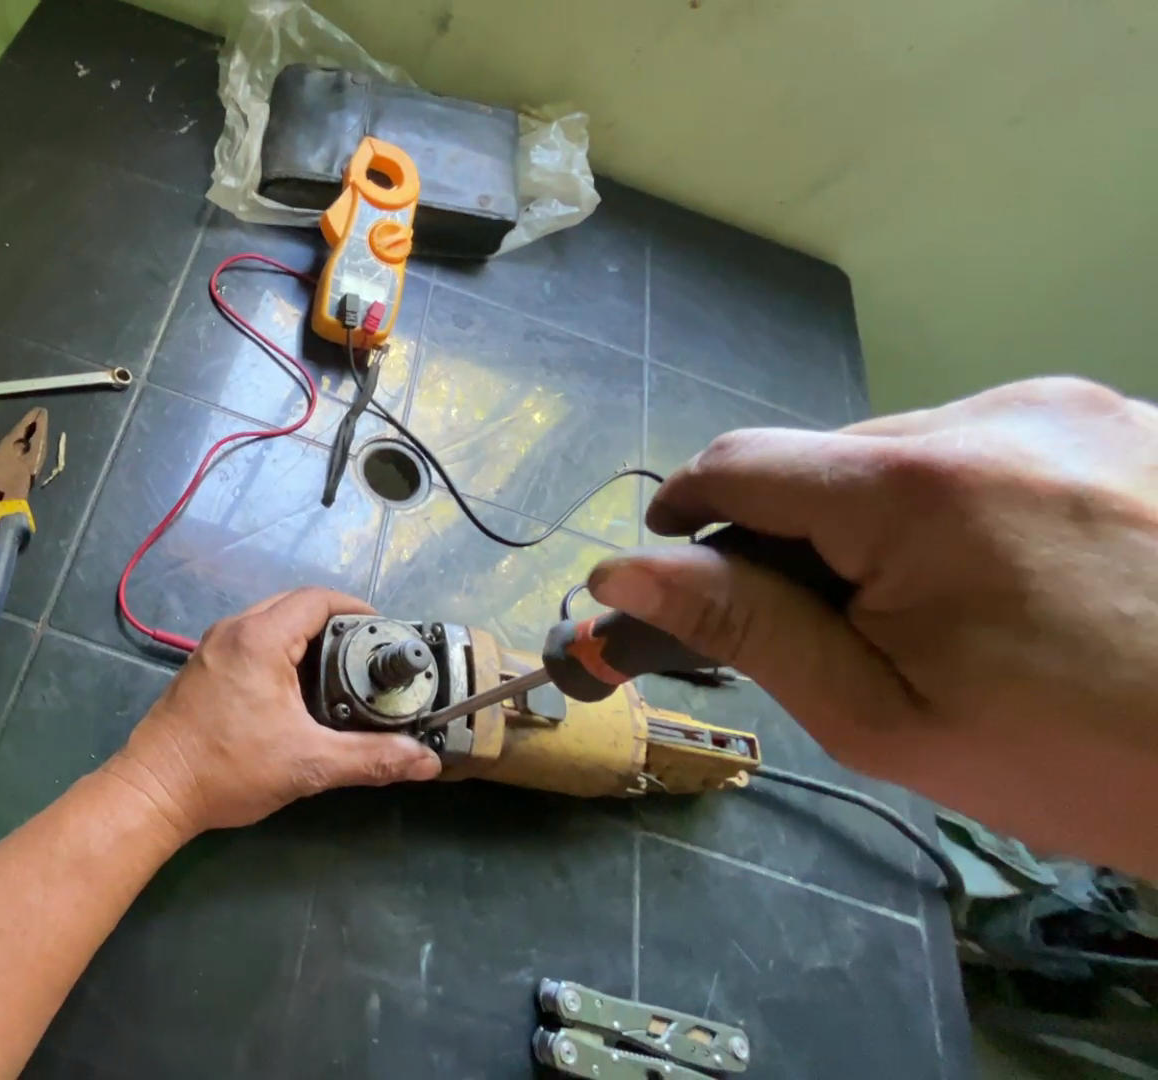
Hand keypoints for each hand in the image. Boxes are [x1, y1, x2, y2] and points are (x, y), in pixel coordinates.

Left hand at [103, 588, 441, 837]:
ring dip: (306, 636)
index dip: (356, 609)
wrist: (155, 788)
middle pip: (294, 605)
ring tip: (340, 669)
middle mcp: (234, 630)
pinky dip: (280, 648)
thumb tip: (426, 761)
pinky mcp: (203, 665)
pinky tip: (298, 686)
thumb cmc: (228, 769)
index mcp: (259, 639)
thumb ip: (371, 759)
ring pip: (270, 621)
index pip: (317, 600)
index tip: (384, 632)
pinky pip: (251, 639)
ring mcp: (213, 646)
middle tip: (368, 654)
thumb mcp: (307, 764)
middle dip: (335, 622)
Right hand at [589, 377, 1157, 871]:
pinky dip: (948, 507)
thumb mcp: (879, 712)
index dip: (682, 510)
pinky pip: (981, 451)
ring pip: (897, 452)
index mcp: (917, 486)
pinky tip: (1014, 577)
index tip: (674, 562)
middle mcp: (994, 415)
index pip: (735, 464)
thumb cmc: (1091, 758)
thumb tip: (618, 577)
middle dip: (790, 532)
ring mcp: (1079, 409)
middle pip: (818, 460)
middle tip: (826, 622)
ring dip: (870, 519)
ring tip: (932, 606)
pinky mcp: (1133, 421)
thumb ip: (741, 625)